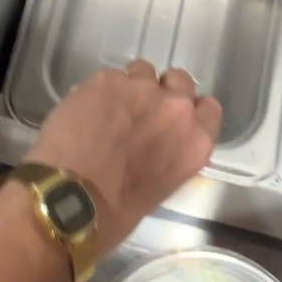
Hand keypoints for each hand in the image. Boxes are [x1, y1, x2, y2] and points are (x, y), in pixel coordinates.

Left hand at [26, 61, 219, 248]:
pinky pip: (109, 76)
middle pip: (179, 80)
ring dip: (130, 86)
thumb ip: (168, 153)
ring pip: (142, 70)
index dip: (189, 109)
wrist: (71, 198)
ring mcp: (141, 88)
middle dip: (162, 90)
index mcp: (195, 141)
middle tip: (140, 108)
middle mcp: (176, 108)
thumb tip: (153, 144)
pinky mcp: (107, 79)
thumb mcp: (161, 185)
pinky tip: (84, 110)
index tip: (173, 116)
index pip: (209, 108)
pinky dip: (99, 90)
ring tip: (108, 107)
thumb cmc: (116, 211)